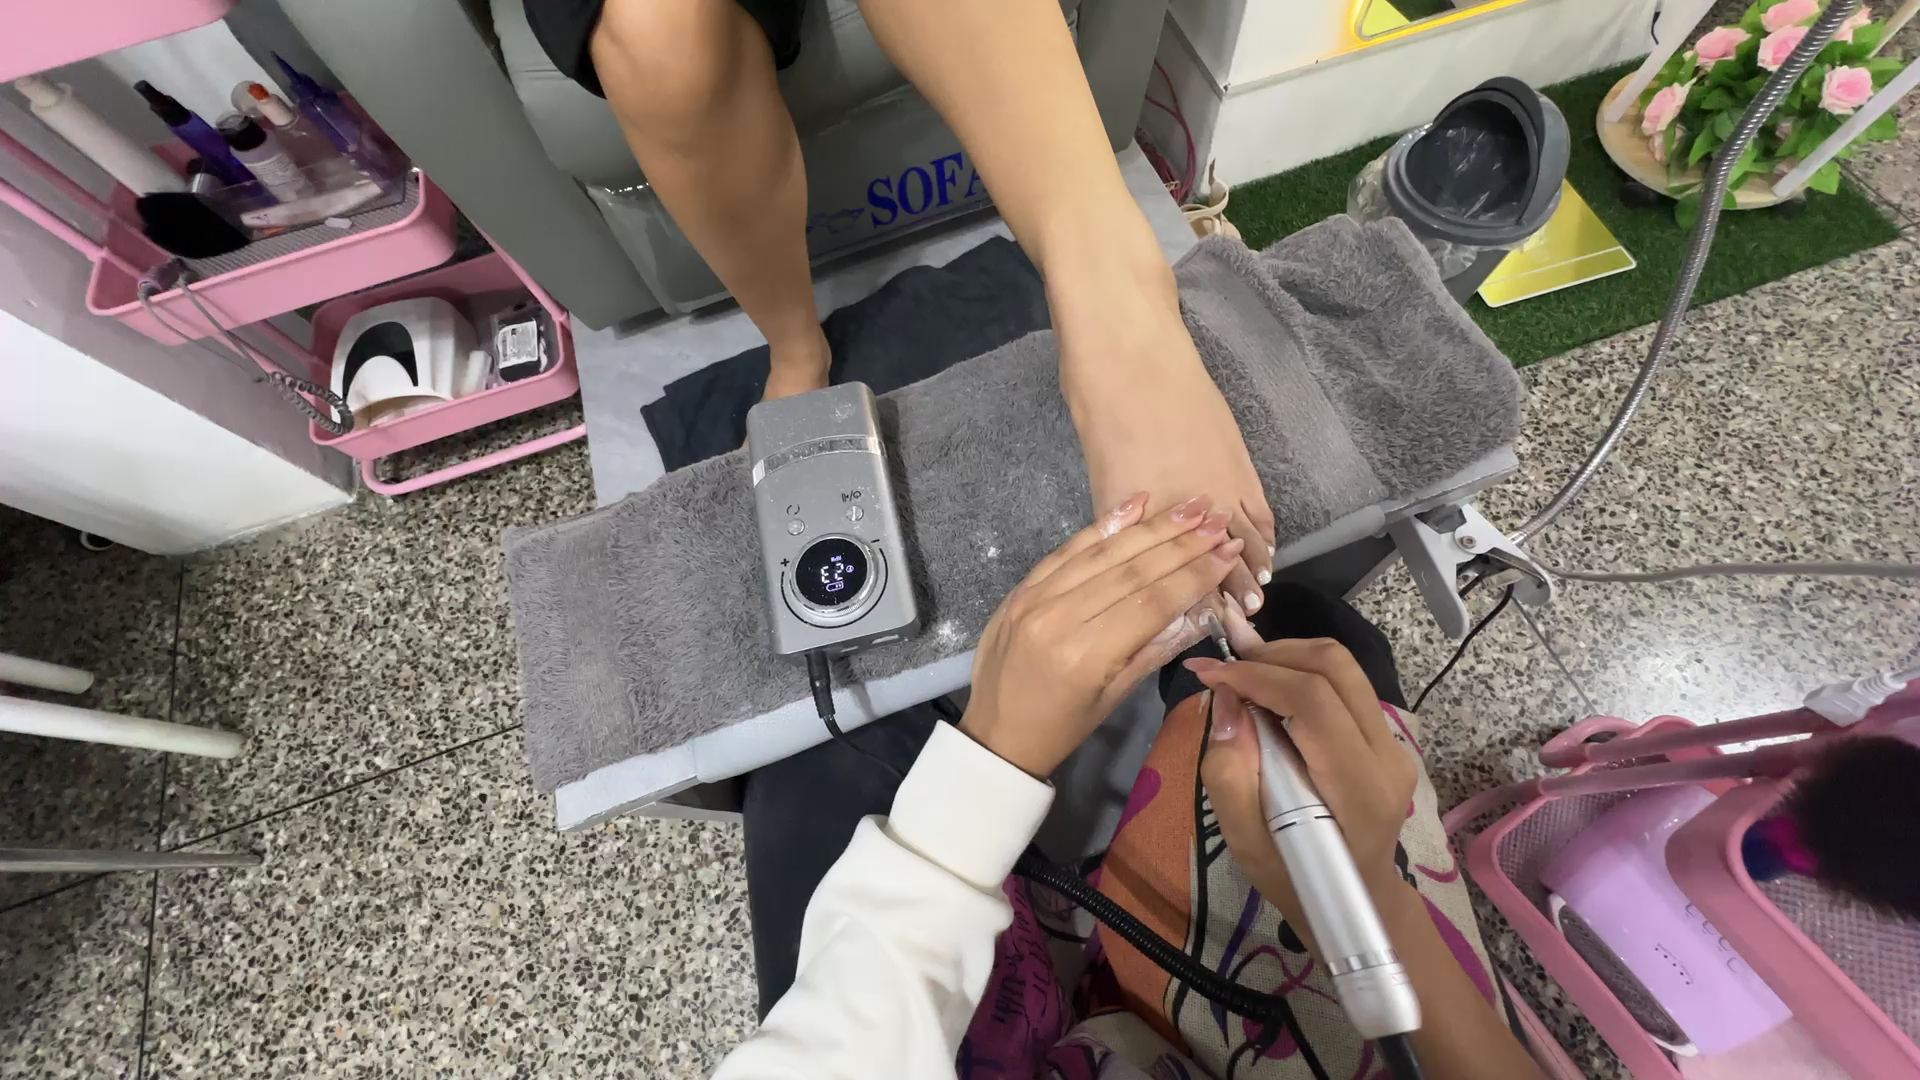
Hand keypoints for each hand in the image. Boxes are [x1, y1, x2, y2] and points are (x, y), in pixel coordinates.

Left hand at [960, 493, 1242, 777]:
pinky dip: (1102, 526)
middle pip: (1131, 570)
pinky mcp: (1021, 588)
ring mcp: (1034, 598)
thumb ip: (1157, 647)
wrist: (995, 732)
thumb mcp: (1115, 696)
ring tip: (1190, 507)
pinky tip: (1135, 505)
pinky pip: (1067, 550)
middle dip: (1180, 542)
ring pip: (1102, 553)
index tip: (1229, 550)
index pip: (1152, 602)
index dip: (1195, 574)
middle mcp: (1058, 617)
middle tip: (1218, 518)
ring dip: (1150, 527)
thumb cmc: (1062, 726)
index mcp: (1086, 655)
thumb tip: (1203, 606)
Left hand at [1058, 298, 1275, 619]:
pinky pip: (1261, 511)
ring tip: (1253, 604)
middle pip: (1217, 567)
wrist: (1133, 353)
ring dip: (1248, 574)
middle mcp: (1199, 512)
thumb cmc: (1103, 415)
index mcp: (1156, 523)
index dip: (1192, 608)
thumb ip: (1118, 529)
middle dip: (1224, 601)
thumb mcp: (1099, 481)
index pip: (1180, 578)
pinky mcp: (1241, 461)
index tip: (1199, 634)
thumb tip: (1134, 563)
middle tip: (1236, 632)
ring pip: (1244, 542)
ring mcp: (1226, 485)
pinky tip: (1266, 554)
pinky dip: (1264, 536)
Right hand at [1188, 607, 1417, 937]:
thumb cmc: (1295, 877)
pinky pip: (1341, 682)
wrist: (1355, 899)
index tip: (1207, 675)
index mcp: (1359, 787)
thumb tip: (1226, 701)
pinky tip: (1265, 688)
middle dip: (1271, 655)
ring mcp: (1392, 743)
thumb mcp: (1245, 840)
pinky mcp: (1382, 736)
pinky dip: (1297, 671)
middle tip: (1224, 670)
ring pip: (1340, 666)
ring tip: (1241, 674)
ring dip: (1284, 658)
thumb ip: (1229, 772)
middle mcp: (1388, 755)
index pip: (1312, 700)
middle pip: (1334, 666)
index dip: (1255, 676)